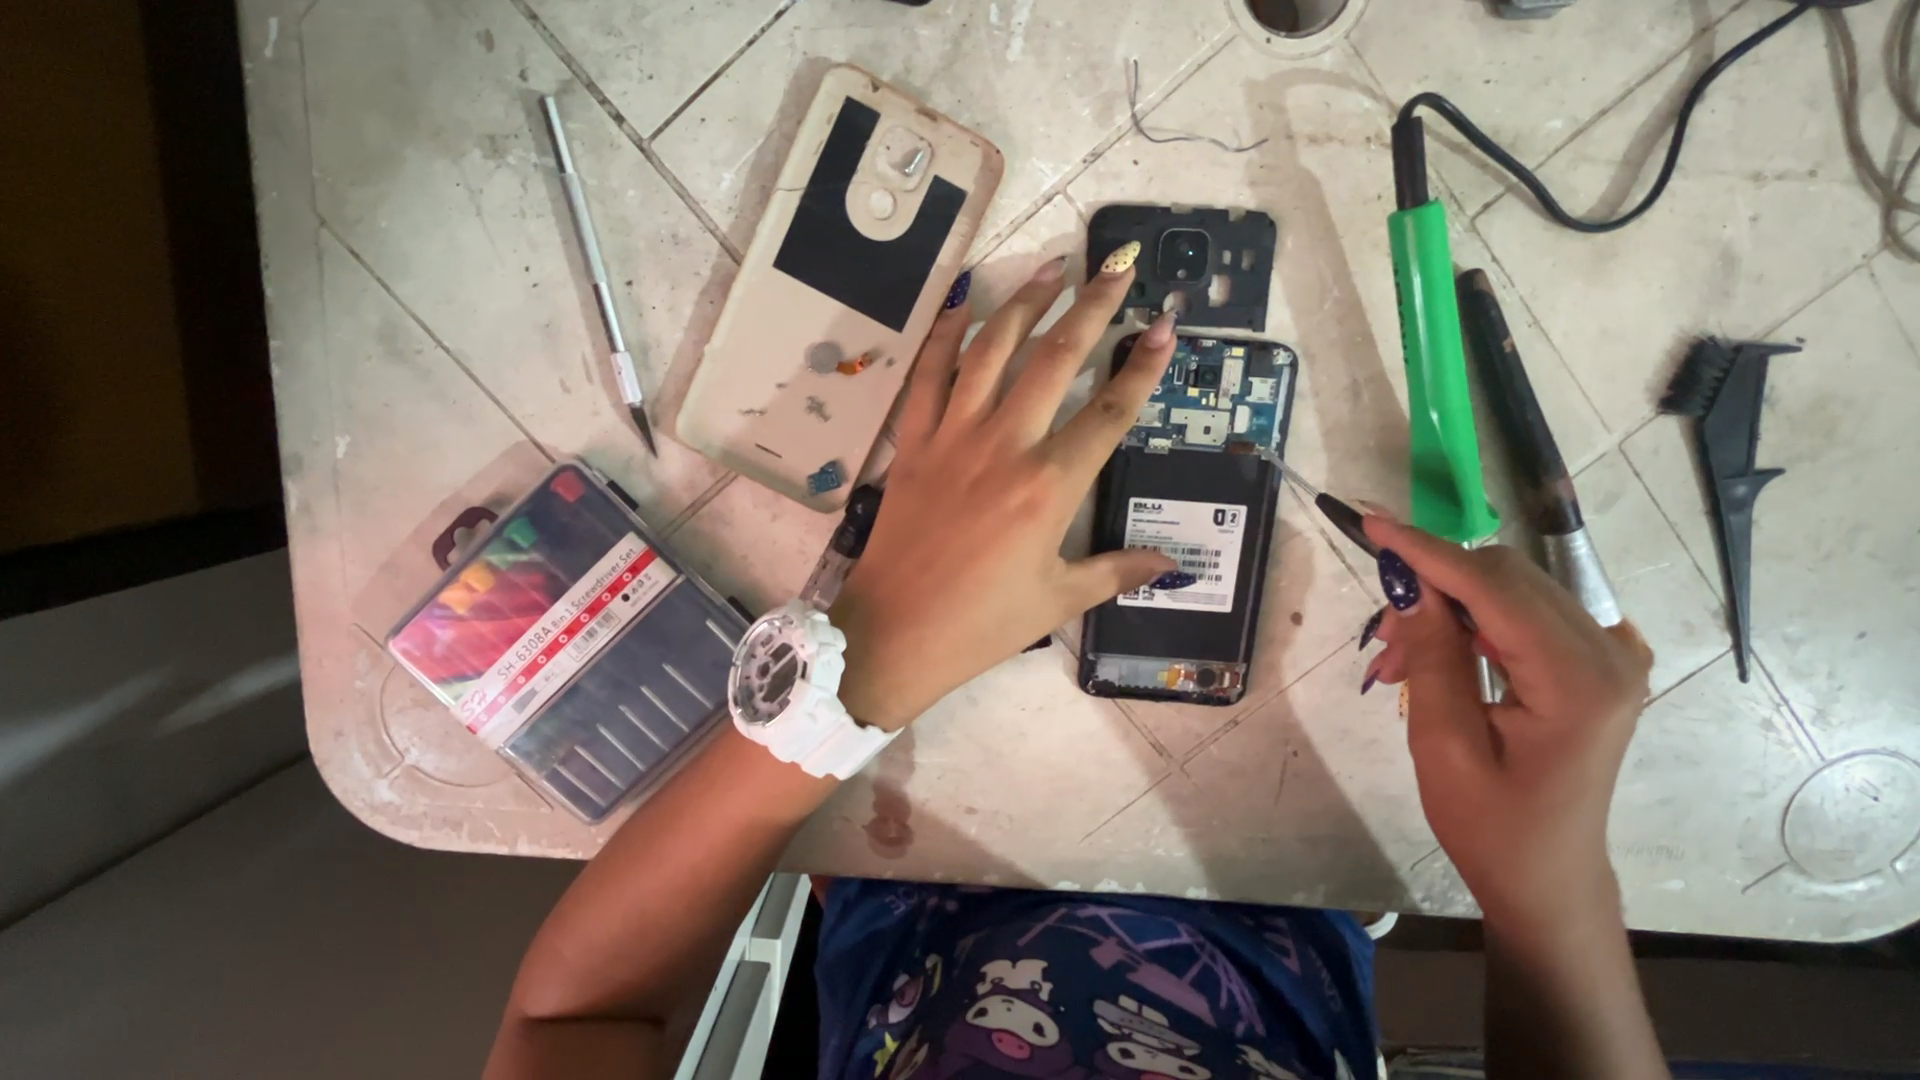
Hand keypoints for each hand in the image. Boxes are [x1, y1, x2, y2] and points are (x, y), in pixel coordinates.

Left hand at [829, 253, 1177, 730]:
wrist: (895, 632)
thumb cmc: (982, 623)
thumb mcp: (1059, 600)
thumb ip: (1118, 571)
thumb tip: (1172, 563)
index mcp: (1050, 486)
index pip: (1110, 411)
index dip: (1143, 366)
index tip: (1165, 326)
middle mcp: (1005, 445)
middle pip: (1056, 358)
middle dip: (1092, 307)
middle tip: (1116, 268)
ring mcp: (953, 436)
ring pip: (992, 349)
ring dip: (1024, 302)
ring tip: (1051, 268)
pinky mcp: (913, 441)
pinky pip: (929, 373)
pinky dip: (945, 334)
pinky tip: (963, 303)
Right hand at [1358, 516, 1654, 933]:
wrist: (1545, 873)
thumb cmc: (1490, 823)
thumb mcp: (1443, 741)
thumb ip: (1432, 654)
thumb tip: (1407, 584)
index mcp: (1581, 679)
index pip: (1494, 586)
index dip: (1428, 551)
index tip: (1371, 523)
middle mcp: (1609, 653)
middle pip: (1506, 578)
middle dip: (1432, 586)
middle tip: (1378, 635)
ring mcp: (1609, 655)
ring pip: (1509, 590)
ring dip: (1444, 607)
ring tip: (1396, 659)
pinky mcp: (1594, 662)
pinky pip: (1520, 613)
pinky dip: (1469, 622)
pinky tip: (1432, 656)